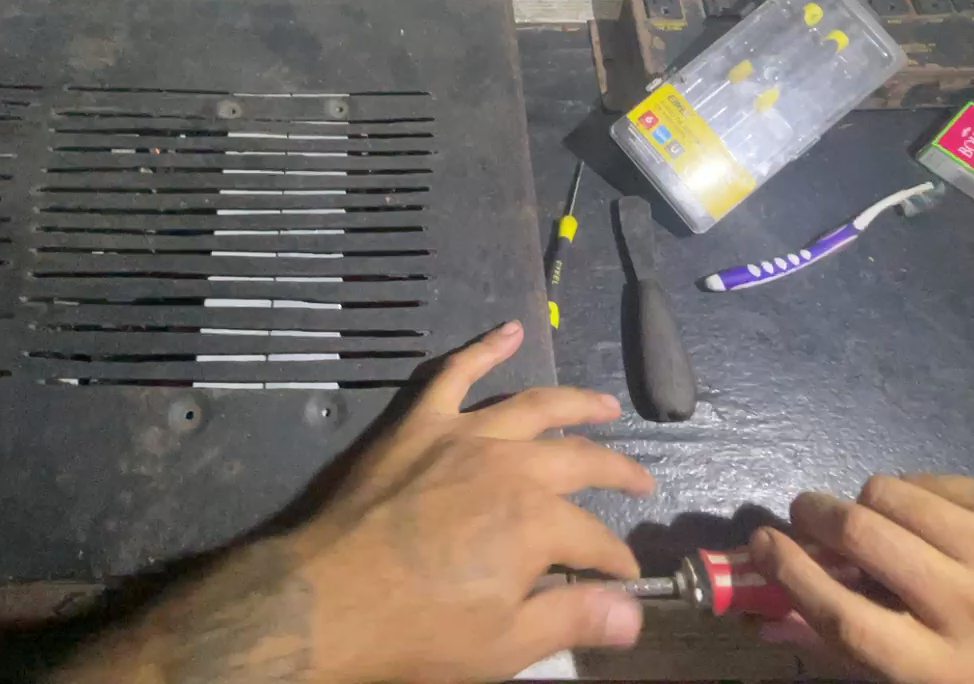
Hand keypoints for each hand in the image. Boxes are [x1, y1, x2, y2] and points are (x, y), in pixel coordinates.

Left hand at [289, 318, 655, 681]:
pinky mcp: (422, 420)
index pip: (594, 539)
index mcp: (534, 520)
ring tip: (605, 404)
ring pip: (531, 405)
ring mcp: (464, 433)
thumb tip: (634, 614)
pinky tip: (509, 330)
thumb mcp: (504, 644)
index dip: (615, 559)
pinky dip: (485, 348)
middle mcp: (509, 464)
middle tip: (642, 479)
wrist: (331, 596)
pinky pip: (456, 373)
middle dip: (616, 471)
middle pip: (578, 459)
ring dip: (574, 402)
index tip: (625, 574)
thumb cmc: (418, 628)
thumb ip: (573, 619)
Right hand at [748, 474, 973, 683]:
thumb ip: (834, 646)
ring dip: (862, 504)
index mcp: (947, 674)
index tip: (759, 543)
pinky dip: (907, 495)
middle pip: (861, 536)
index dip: (789, 571)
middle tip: (804, 518)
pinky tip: (929, 524)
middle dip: (813, 515)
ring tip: (877, 525)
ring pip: (885, 492)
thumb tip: (754, 616)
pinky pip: (924, 479)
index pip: (845, 616)